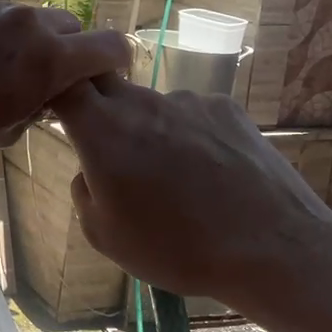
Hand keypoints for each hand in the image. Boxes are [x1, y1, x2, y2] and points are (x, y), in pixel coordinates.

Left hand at [0, 0, 130, 149]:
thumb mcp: (8, 130)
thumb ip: (40, 106)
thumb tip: (49, 94)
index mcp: (51, 57)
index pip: (113, 46)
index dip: (115, 63)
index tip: (100, 79)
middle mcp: (30, 22)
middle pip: (71, 26)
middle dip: (69, 48)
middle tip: (47, 74)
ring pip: (32, 17)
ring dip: (30, 37)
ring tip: (2, 64)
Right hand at [49, 76, 331, 308]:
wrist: (275, 250)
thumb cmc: (178, 247)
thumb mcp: (104, 236)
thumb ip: (82, 193)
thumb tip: (88, 172)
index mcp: (100, 129)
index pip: (62, 82)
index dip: (56, 89)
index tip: (59, 111)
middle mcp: (139, 102)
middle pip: (105, 82)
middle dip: (101, 105)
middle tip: (114, 148)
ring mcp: (186, 100)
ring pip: (153, 105)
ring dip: (153, 130)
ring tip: (180, 179)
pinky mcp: (226, 108)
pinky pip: (194, 115)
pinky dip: (193, 136)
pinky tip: (214, 174)